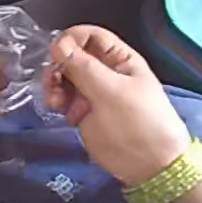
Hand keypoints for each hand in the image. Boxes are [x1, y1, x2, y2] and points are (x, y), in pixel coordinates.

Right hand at [43, 25, 191, 186]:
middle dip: (58, 64)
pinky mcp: (82, 112)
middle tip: (52, 80)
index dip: (71, 40)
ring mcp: (92, 92)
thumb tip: (58, 44)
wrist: (149, 166)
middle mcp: (104, 72)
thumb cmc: (138, 123)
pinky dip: (55, 99)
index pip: (90, 37)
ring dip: (53, 83)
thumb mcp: (112, 92)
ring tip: (54, 100)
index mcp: (120, 60)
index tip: (56, 53)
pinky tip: (56, 108)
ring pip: (63, 76)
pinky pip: (62, 97)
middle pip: (72, 56)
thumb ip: (84, 68)